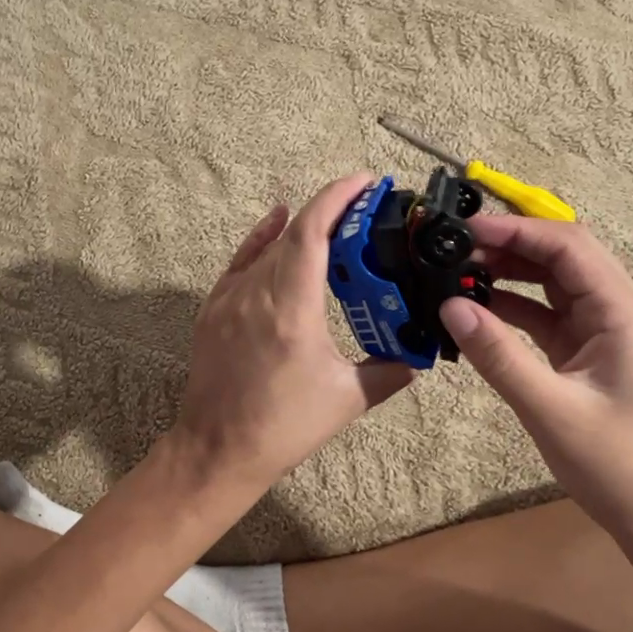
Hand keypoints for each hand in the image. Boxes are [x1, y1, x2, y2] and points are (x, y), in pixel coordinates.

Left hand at [170, 174, 415, 488]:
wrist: (217, 449)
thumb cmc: (283, 426)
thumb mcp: (346, 399)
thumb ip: (389, 370)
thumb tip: (418, 356)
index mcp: (290, 308)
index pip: (312, 233)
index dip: (337, 199)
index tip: (364, 182)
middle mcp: (256, 292)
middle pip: (294, 233)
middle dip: (331, 212)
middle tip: (366, 209)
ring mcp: (229, 298)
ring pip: (270, 246)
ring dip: (304, 229)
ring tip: (338, 222)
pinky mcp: (214, 308)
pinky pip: (242, 260)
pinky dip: (263, 237)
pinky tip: (278, 220)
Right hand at [437, 216, 632, 548]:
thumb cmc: (617, 467)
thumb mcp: (550, 411)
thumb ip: (499, 356)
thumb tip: (449, 306)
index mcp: (625, 316)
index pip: (570, 247)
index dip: (516, 231)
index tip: (464, 231)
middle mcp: (621, 314)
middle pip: (564, 257)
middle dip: (510, 245)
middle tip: (454, 248)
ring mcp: (607, 335)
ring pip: (556, 284)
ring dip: (511, 274)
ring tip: (458, 273)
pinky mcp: (592, 356)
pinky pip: (550, 316)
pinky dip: (515, 308)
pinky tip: (478, 309)